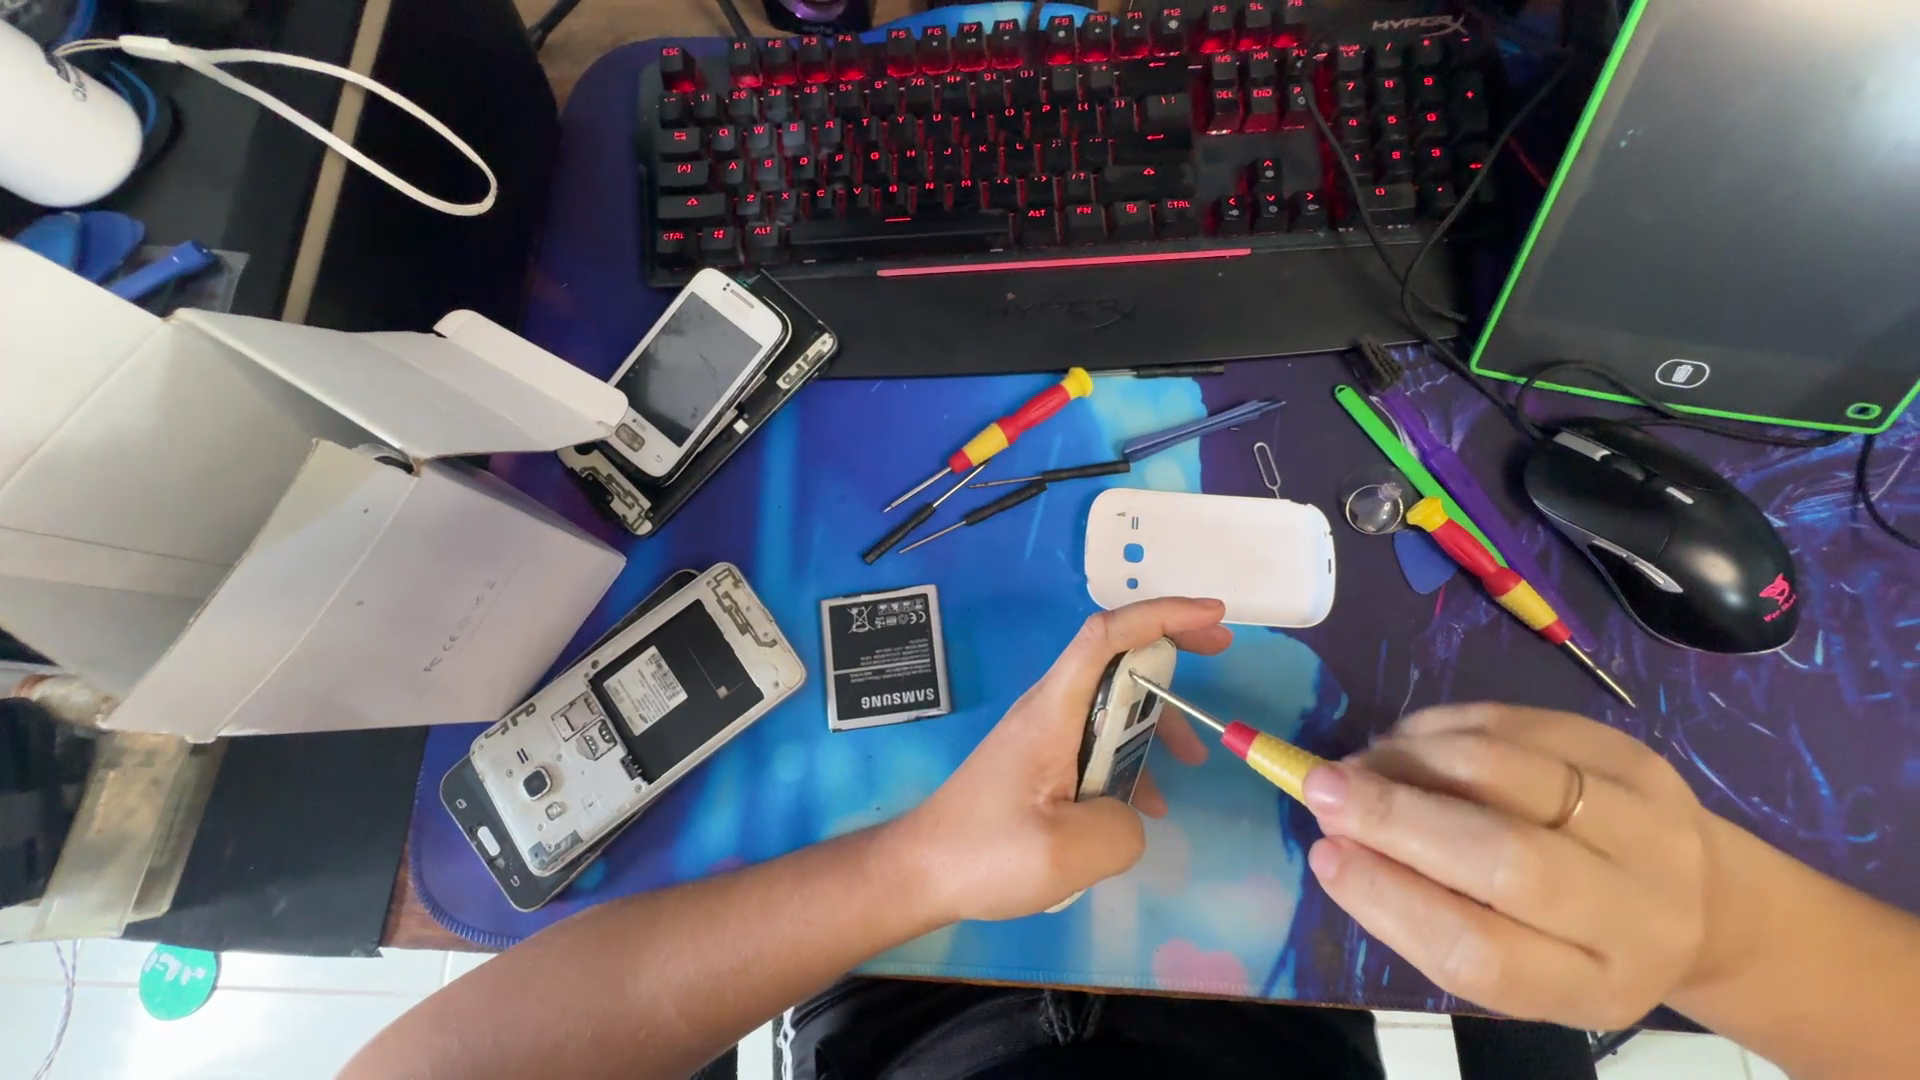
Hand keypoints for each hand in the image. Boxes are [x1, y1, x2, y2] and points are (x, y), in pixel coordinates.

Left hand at [894, 597, 1230, 922]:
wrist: (923, 870)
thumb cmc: (985, 853)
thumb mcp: (1065, 854)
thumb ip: (1122, 828)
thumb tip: (1134, 811)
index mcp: (1052, 710)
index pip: (1105, 636)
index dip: (1161, 615)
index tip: (1213, 616)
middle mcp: (1049, 708)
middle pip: (1115, 657)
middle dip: (1169, 646)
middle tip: (1219, 649)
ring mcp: (1045, 733)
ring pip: (1113, 705)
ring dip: (1157, 721)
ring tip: (1193, 762)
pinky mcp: (1043, 760)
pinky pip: (1098, 743)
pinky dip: (1131, 761)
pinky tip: (1146, 805)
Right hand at [1301, 704, 1712, 1030]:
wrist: (1700, 898)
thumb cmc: (1573, 940)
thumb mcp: (1512, 960)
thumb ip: (1425, 911)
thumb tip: (1335, 839)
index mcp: (1593, 985)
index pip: (1481, 953)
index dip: (1389, 899)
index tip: (1323, 854)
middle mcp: (1638, 910)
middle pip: (1504, 859)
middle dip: (1393, 815)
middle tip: (1320, 788)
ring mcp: (1644, 822)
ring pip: (1504, 771)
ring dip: (1408, 759)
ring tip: (1359, 764)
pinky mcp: (1630, 753)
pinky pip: (1509, 724)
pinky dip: (1435, 728)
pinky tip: (1404, 743)